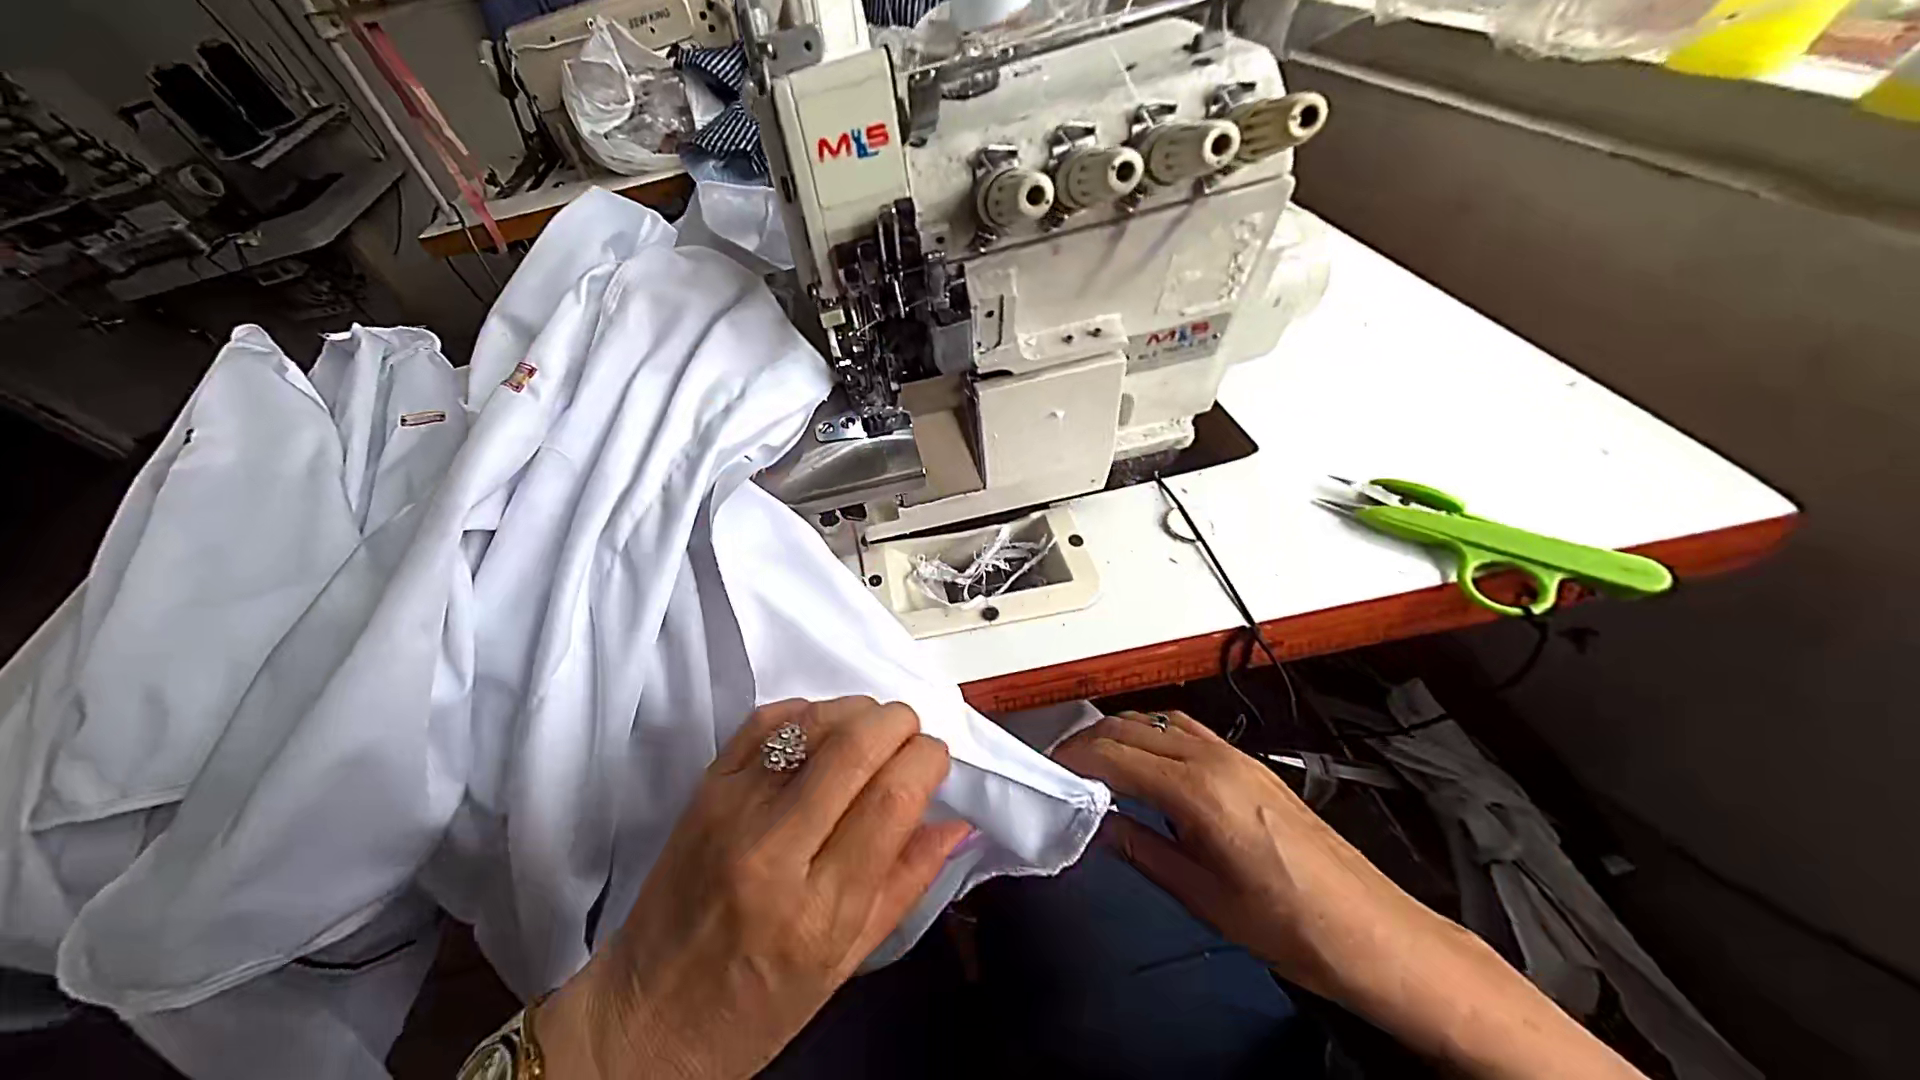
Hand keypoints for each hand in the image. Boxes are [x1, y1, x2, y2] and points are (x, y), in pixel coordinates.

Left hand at [537, 697, 971, 1079]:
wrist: (647, 1015)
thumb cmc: (753, 1005)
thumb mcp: (846, 962)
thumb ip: (908, 882)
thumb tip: (956, 823)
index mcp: (818, 907)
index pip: (892, 797)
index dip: (928, 759)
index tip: (935, 760)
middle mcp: (772, 850)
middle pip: (855, 745)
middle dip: (900, 722)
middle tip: (910, 736)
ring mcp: (730, 810)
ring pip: (811, 721)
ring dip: (858, 710)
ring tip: (871, 731)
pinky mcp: (704, 789)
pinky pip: (763, 720)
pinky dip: (806, 711)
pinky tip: (822, 730)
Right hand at [1051, 710, 1436, 999]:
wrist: (1374, 935)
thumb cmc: (1297, 925)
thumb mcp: (1200, 896)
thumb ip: (1141, 849)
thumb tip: (1103, 825)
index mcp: (1200, 793)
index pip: (1113, 752)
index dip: (1073, 757)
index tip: (1051, 769)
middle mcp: (1219, 761)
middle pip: (1130, 726)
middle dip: (1088, 740)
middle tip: (1064, 767)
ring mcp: (1239, 758)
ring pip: (1159, 719)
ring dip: (1120, 733)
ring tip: (1096, 763)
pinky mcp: (1252, 765)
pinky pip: (1188, 730)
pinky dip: (1153, 735)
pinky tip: (1146, 762)